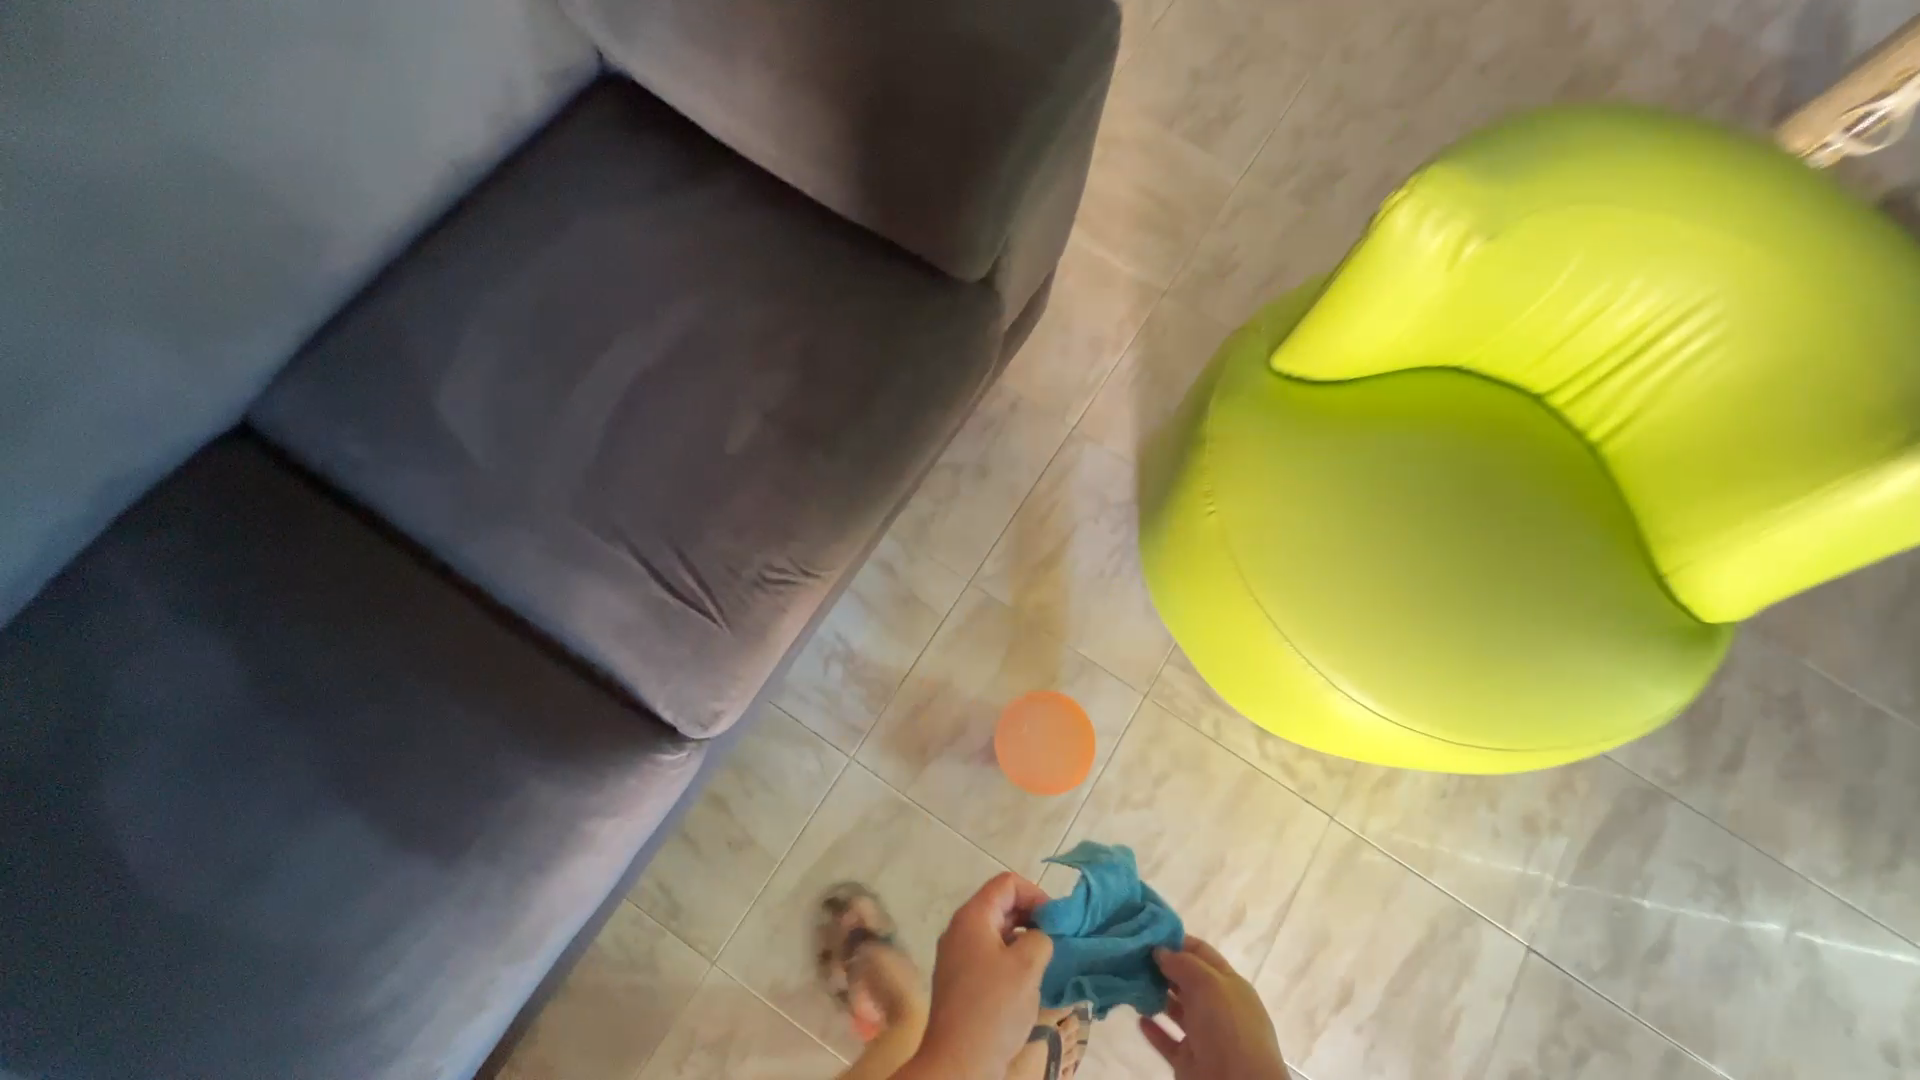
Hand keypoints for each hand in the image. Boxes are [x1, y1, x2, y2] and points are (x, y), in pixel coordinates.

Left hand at [906, 872, 1053, 1079]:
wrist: (957, 1063)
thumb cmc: (993, 1008)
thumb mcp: (1027, 966)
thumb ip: (1041, 936)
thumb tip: (1041, 935)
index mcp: (972, 917)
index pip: (1006, 883)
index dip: (1035, 894)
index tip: (1056, 920)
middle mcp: (960, 929)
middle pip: (1000, 905)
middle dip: (1031, 916)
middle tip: (1056, 939)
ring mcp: (957, 956)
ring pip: (996, 932)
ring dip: (1023, 939)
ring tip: (1044, 961)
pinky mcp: (960, 980)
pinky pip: (989, 954)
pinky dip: (1010, 958)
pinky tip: (1026, 982)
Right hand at [1142, 936, 1290, 1079]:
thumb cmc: (1229, 1030)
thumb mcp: (1210, 985)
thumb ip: (1183, 963)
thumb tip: (1160, 950)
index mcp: (1229, 984)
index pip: (1201, 953)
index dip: (1176, 940)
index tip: (1146, 933)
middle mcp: (1217, 1007)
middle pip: (1186, 980)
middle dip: (1161, 966)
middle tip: (1130, 955)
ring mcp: (1204, 1036)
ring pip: (1175, 1009)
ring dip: (1155, 996)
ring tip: (1129, 983)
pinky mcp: (1189, 1060)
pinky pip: (1168, 1040)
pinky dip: (1153, 1028)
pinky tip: (1138, 1018)